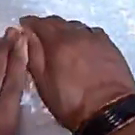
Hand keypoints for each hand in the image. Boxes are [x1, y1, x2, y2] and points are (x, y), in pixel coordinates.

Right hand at [19, 15, 134, 129]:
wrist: (110, 112)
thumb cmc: (71, 102)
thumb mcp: (43, 83)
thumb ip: (33, 56)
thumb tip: (26, 35)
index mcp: (57, 42)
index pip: (39, 23)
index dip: (29, 24)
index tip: (24, 27)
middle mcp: (76, 34)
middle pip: (58, 22)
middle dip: (47, 26)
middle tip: (40, 36)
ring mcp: (95, 38)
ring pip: (76, 27)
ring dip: (66, 31)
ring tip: (62, 43)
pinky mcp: (110, 46)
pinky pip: (92, 34)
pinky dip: (83, 36)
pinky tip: (83, 46)